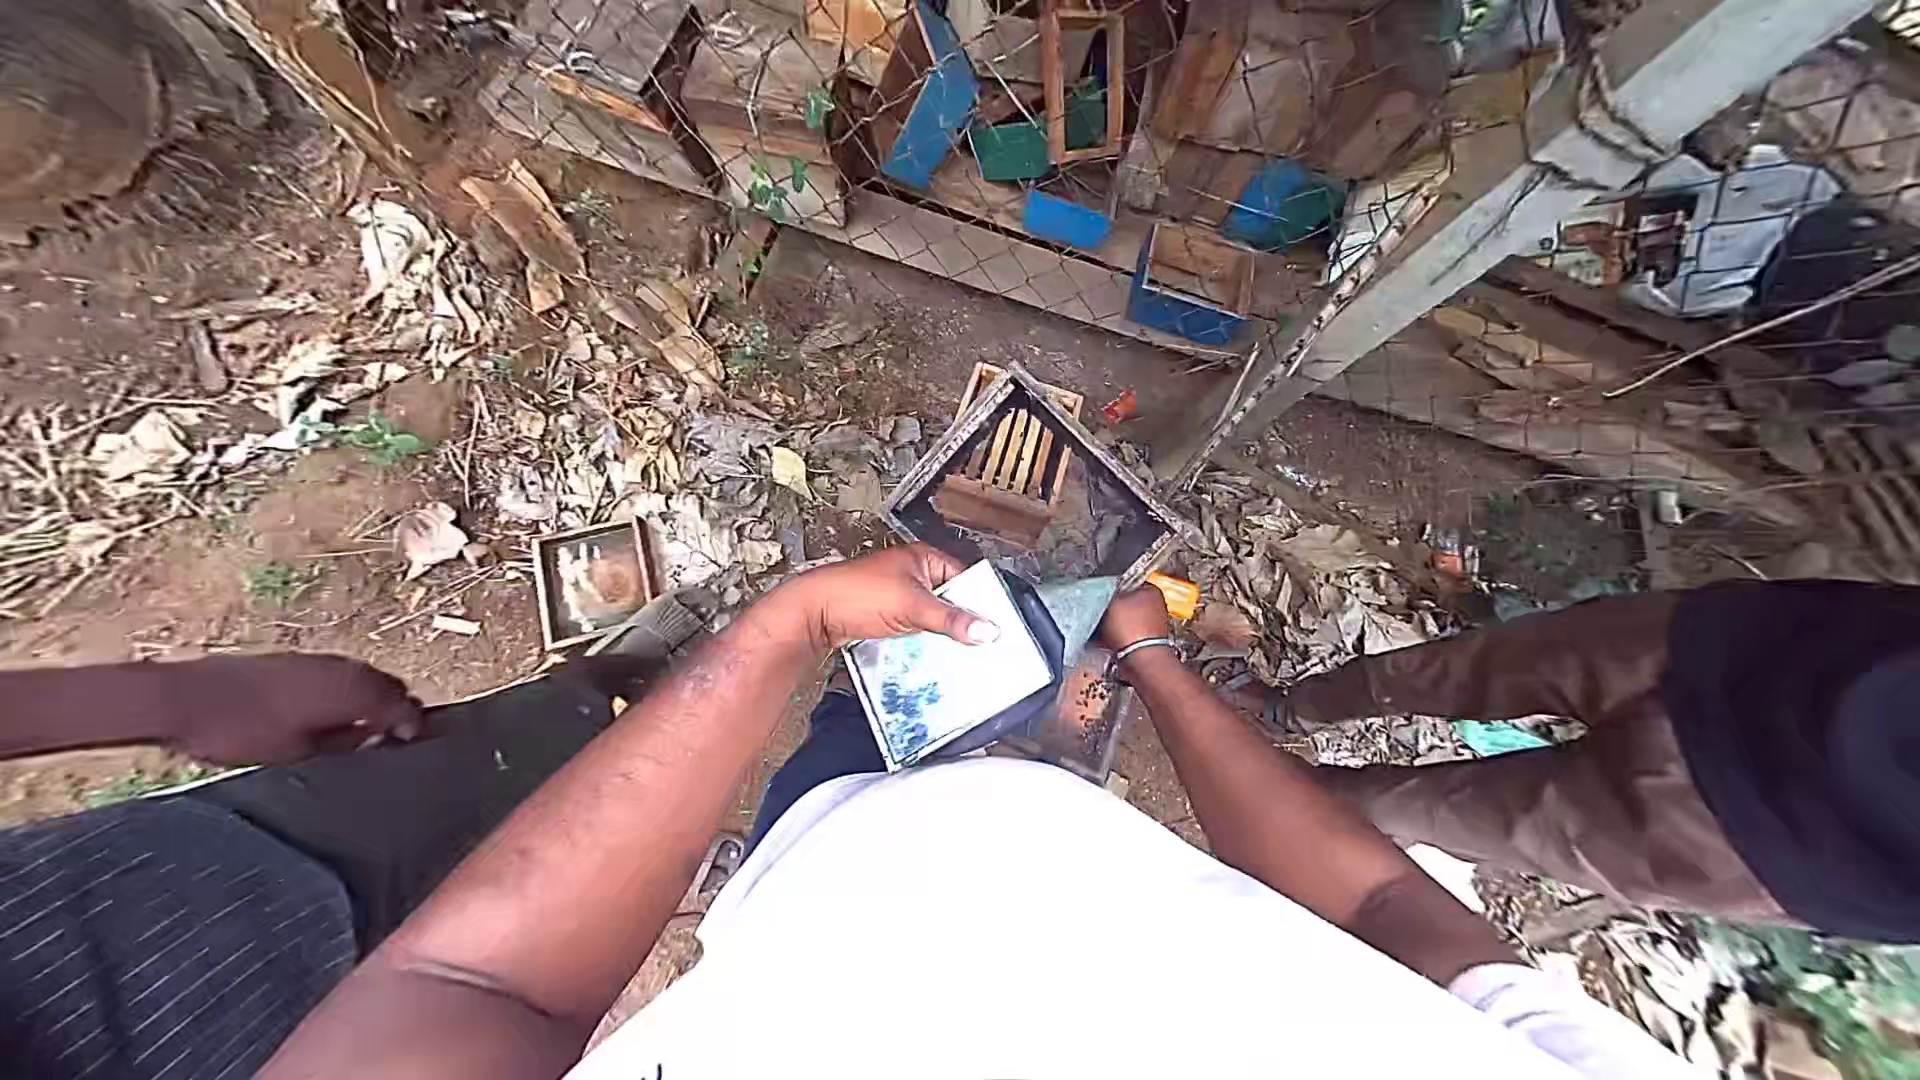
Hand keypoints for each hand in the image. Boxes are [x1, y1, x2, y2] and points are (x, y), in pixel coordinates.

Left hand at [159, 654, 425, 764]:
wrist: (181, 697)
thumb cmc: (243, 731)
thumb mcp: (298, 752)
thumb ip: (345, 743)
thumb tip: (371, 738)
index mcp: (362, 694)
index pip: (408, 709)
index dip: (413, 728)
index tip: (408, 744)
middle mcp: (356, 672)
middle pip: (395, 689)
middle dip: (396, 710)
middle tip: (384, 736)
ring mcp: (330, 661)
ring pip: (370, 679)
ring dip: (373, 698)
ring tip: (355, 724)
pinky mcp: (305, 658)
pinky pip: (345, 674)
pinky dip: (348, 690)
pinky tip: (326, 709)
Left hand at [761, 544, 1000, 652]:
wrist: (813, 612)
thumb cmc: (856, 593)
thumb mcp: (912, 606)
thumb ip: (951, 619)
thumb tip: (986, 629)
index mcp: (923, 558)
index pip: (965, 578)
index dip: (979, 600)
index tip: (993, 625)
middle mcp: (913, 573)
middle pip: (949, 599)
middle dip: (960, 620)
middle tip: (977, 640)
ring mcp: (900, 594)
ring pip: (932, 615)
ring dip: (940, 631)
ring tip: (957, 649)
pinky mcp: (888, 614)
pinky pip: (916, 627)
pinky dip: (924, 638)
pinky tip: (931, 651)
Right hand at [1099, 586, 1169, 650]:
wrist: (1139, 659)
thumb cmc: (1130, 628)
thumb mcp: (1110, 600)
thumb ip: (1105, 591)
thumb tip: (1099, 589)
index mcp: (1151, 590)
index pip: (1127, 581)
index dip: (1110, 586)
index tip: (1099, 592)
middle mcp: (1156, 607)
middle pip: (1125, 601)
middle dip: (1110, 607)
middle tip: (1099, 610)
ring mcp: (1152, 625)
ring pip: (1123, 619)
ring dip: (1111, 623)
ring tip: (1101, 626)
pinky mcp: (1145, 642)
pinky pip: (1125, 634)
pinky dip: (1115, 636)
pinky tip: (1105, 639)